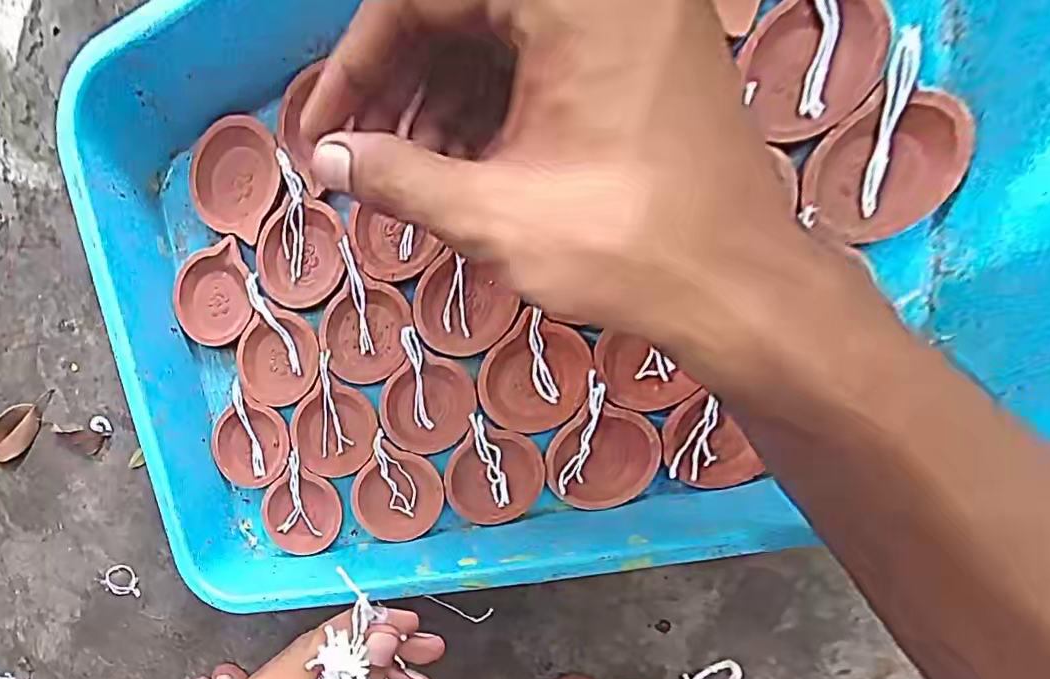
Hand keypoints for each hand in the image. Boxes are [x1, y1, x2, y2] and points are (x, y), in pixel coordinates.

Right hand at [298, 0, 848, 389]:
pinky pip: (527, 61)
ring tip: (402, 172)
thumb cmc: (616, 245)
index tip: (324, 130)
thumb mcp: (490, 214)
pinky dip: (479, 109)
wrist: (726, 280)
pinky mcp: (624, 56)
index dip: (358, 62)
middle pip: (459, 10)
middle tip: (358, 154)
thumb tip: (326, 157)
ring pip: (490, 36)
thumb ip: (398, 176)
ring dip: (432, 102)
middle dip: (394, 83)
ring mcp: (617, 16)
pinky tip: (451, 165)